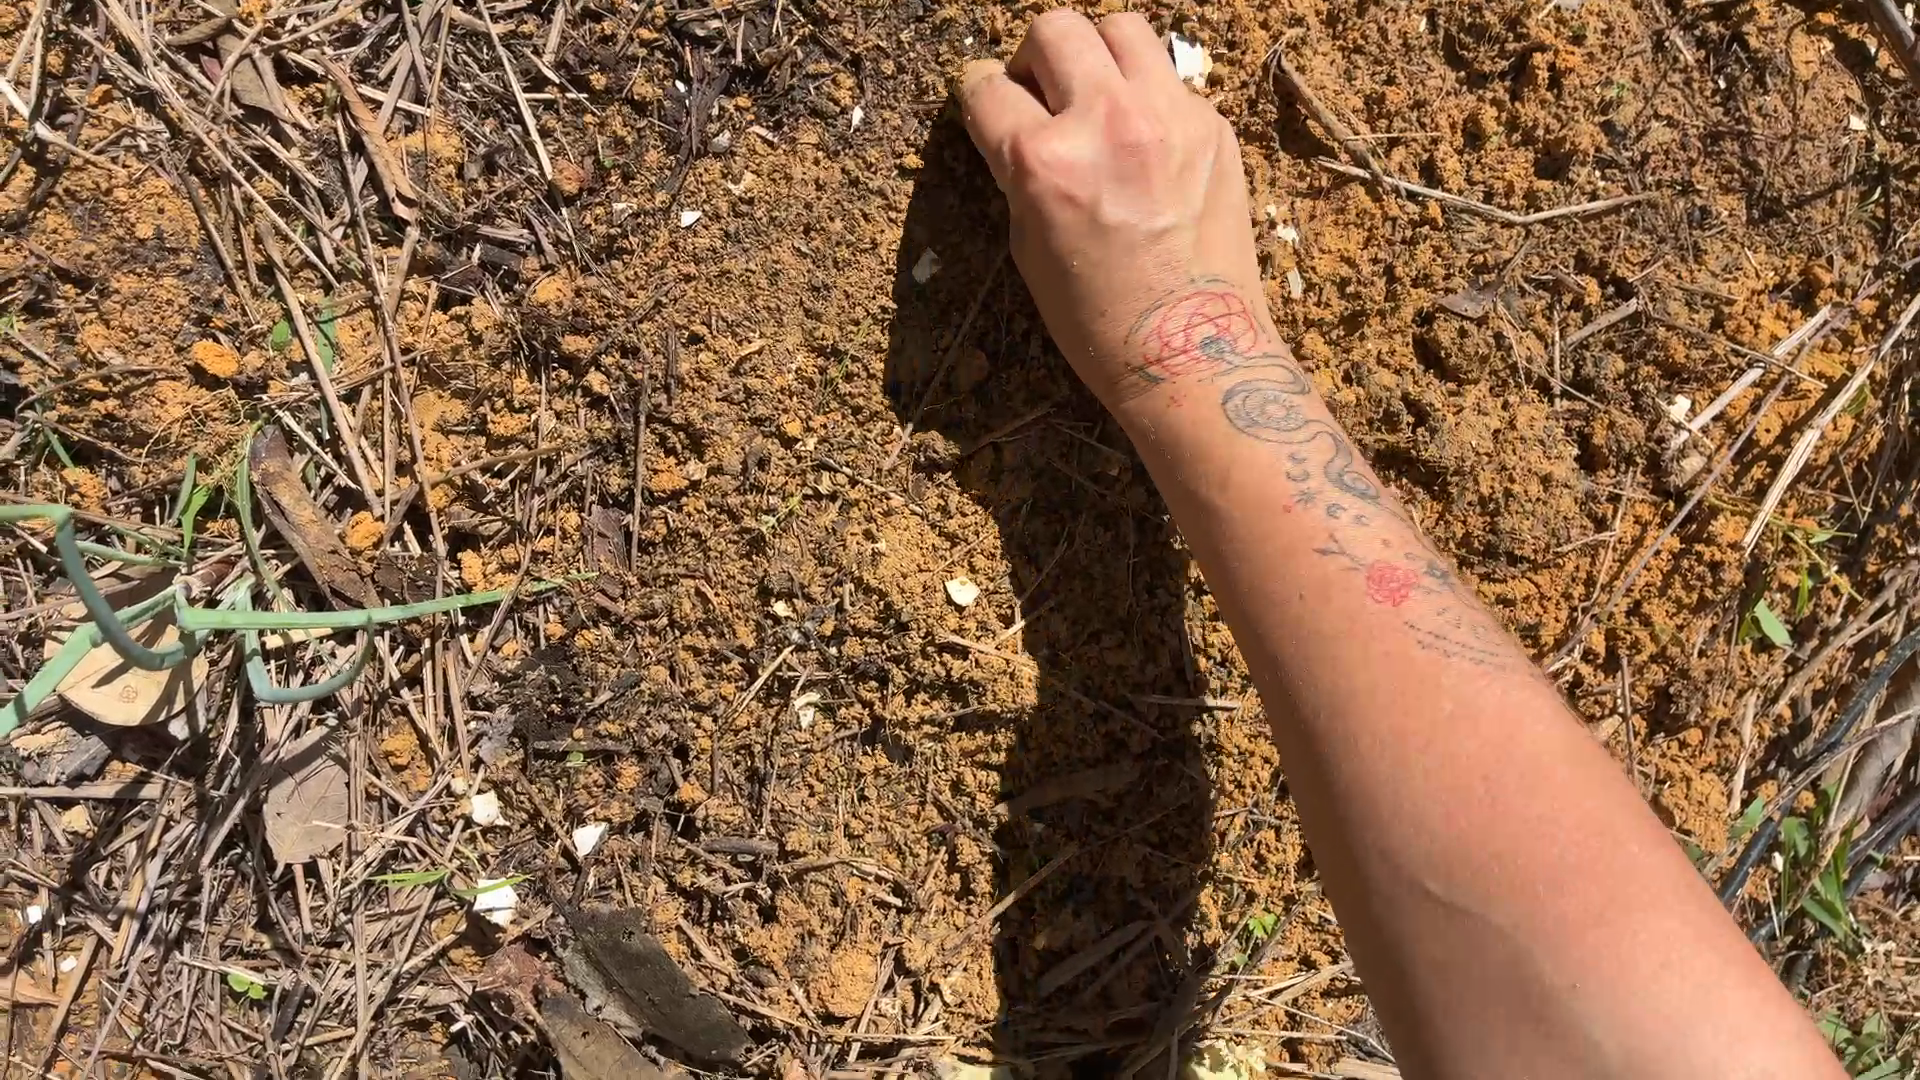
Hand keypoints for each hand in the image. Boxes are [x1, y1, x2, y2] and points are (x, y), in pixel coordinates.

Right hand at [959, 11, 1273, 409]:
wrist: (1190, 349)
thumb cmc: (1097, 323)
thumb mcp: (1030, 255)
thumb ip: (1021, 182)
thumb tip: (1022, 140)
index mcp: (1043, 164)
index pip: (986, 90)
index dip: (979, 99)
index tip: (988, 110)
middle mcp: (1103, 122)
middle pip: (1053, 29)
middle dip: (1033, 60)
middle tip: (1040, 98)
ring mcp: (1166, 115)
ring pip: (1119, 29)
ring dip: (1094, 56)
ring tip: (1096, 100)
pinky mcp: (1211, 125)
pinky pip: (1166, 79)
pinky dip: (1143, 97)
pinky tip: (1143, 143)